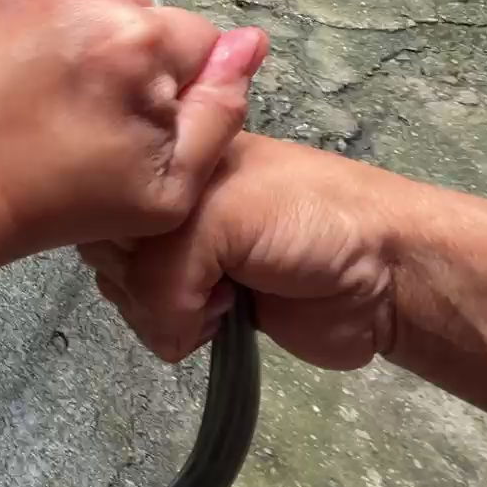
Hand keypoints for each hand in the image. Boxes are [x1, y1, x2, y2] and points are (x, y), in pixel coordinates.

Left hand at [0, 0, 267, 281]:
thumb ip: (220, 111)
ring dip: (76, 35)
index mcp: (135, 35)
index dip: (172, 89)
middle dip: (123, 57)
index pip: (195, 42)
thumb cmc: (48, 201)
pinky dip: (31, 20)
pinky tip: (7, 65)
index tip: (125, 124)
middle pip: (136, 16)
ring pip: (84, 0)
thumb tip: (250, 42)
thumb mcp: (164, 189)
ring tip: (37, 89)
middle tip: (76, 112)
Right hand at [80, 134, 411, 369]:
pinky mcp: (194, 301)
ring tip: (216, 299)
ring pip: (119, 285)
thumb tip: (149, 323)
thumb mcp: (218, 217)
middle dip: (138, 270)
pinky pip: (147, 319)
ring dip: (157, 304)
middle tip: (196, 273)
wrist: (386, 276)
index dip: (113, 222)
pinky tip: (213, 321)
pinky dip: (171, 329)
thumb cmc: (304, 218)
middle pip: (103, 242)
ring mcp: (177, 253)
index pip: (100, 191)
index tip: (151, 241)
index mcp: (164, 157)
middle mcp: (162, 202)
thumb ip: (158, 266)